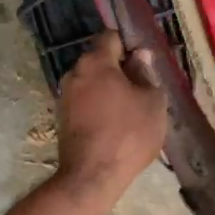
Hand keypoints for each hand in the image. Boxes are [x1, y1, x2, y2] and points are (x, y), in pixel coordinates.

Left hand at [54, 32, 167, 200]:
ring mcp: (64, 95)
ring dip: (108, 89)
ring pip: (91, 82)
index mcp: (95, 62)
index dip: (129, 44)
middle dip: (119, 69)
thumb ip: (146, 73)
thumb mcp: (152, 102)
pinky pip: (84, 101)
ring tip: (130, 110)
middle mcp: (74, 72)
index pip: (111, 37)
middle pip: (99, 60)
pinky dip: (98, 105)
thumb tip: (140, 56)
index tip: (144, 62)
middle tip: (142, 89)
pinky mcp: (62, 116)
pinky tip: (113, 124)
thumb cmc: (128, 134)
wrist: (91, 176)